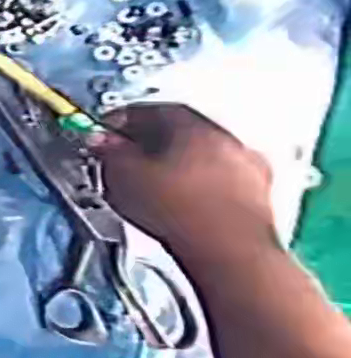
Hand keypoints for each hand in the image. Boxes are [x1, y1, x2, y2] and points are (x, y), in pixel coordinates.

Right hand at [89, 103, 277, 263]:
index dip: (119, 118)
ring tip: (144, 178)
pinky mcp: (256, 193)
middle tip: (119, 153)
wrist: (225, 248)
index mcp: (195, 128)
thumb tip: (101, 139)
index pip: (151, 109)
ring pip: (199, 153)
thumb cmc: (170, 205)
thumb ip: (108, 149)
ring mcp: (249, 168)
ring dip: (170, 159)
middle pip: (179, 129)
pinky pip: (216, 175)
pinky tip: (173, 195)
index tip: (100, 131)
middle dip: (146, 139)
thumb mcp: (120, 172)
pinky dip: (192, 178)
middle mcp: (228, 141)